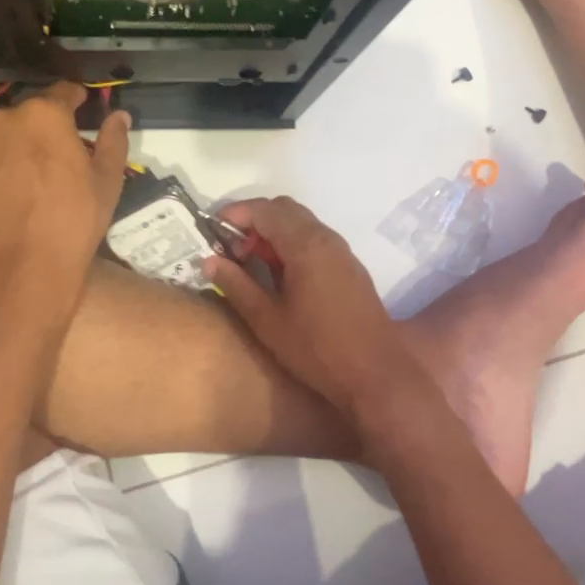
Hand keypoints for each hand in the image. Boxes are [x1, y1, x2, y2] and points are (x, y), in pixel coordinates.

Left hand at [0, 83, 130, 302]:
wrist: (19, 269)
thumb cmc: (73, 220)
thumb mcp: (106, 181)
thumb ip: (113, 141)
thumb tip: (119, 117)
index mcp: (45, 114)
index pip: (63, 91)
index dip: (77, 100)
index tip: (84, 110)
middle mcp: (5, 120)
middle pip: (30, 113)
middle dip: (45, 126)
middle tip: (60, 153)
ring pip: (3, 136)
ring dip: (18, 146)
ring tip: (32, 177)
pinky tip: (8, 196)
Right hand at [207, 198, 428, 421]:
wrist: (376, 374)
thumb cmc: (316, 349)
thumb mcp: (267, 321)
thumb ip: (236, 285)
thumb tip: (209, 260)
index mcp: (305, 245)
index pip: (264, 210)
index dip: (236, 214)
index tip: (213, 229)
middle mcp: (326, 238)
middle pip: (284, 209)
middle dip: (255, 220)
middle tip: (233, 249)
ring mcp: (342, 251)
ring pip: (302, 223)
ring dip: (274, 232)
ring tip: (254, 263)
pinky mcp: (350, 267)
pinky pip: (316, 238)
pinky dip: (293, 243)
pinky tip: (282, 275)